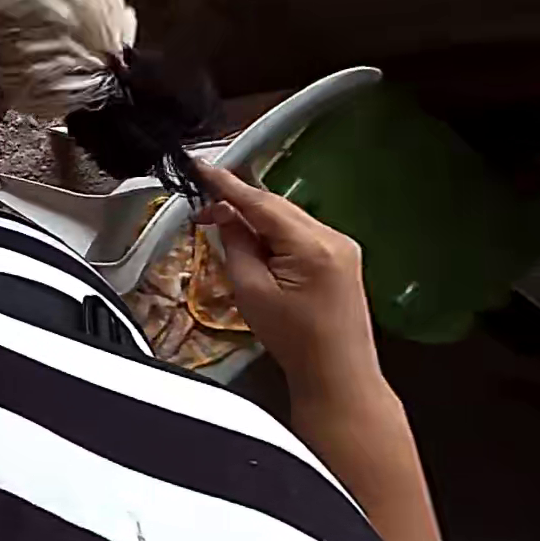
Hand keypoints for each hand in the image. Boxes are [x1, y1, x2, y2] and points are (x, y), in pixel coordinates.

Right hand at [193, 161, 382, 399]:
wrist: (337, 374)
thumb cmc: (290, 336)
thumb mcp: (250, 288)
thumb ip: (235, 243)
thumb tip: (222, 213)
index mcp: (312, 245)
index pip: (260, 203)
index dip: (225, 183)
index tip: (199, 167)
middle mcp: (333, 237)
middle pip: (275, 205)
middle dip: (235, 201)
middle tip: (199, 204)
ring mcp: (340, 246)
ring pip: (284, 216)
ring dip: (251, 216)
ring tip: (217, 222)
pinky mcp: (339, 257)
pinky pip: (295, 230)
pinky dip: (268, 229)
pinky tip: (248, 236)